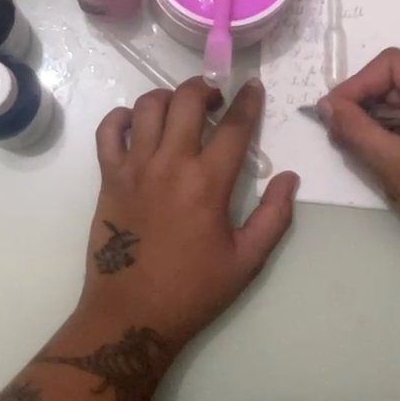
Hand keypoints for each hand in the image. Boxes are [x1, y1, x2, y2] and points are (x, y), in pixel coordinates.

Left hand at [81, 79, 299, 344]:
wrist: (132, 314)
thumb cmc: (193, 290)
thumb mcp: (246, 260)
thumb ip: (273, 216)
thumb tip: (290, 178)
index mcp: (208, 183)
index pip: (234, 126)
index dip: (247, 101)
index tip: (252, 86)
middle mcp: (170, 163)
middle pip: (187, 100)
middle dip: (205, 88)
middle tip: (215, 98)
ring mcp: (134, 166)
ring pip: (148, 106)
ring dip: (168, 97)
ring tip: (180, 108)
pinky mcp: (109, 176)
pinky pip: (109, 130)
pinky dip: (122, 117)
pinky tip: (137, 123)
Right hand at [318, 48, 399, 269]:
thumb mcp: (398, 166)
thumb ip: (357, 131)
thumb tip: (326, 105)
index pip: (392, 65)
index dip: (357, 83)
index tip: (333, 113)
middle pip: (396, 82)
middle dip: (363, 105)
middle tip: (338, 134)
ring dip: (374, 125)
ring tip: (356, 151)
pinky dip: (390, 139)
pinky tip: (379, 163)